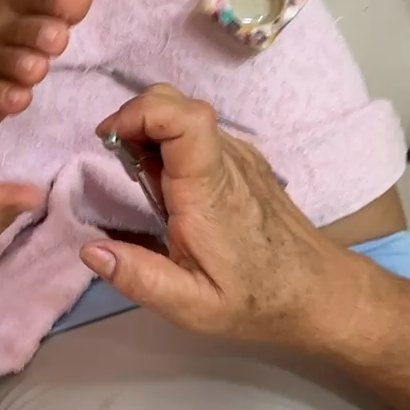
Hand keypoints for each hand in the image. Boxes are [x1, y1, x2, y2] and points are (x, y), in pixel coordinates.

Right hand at [80, 85, 374, 349]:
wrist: (319, 292)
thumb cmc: (255, 299)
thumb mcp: (190, 305)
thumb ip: (138, 278)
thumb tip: (90, 250)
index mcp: (209, 189)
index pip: (181, 117)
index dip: (138, 114)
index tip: (109, 140)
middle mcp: (227, 160)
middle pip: (176, 103)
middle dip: (134, 118)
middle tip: (115, 160)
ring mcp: (239, 156)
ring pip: (184, 114)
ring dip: (149, 132)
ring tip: (138, 180)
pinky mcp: (243, 161)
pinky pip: (197, 133)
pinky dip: (168, 143)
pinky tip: (165, 185)